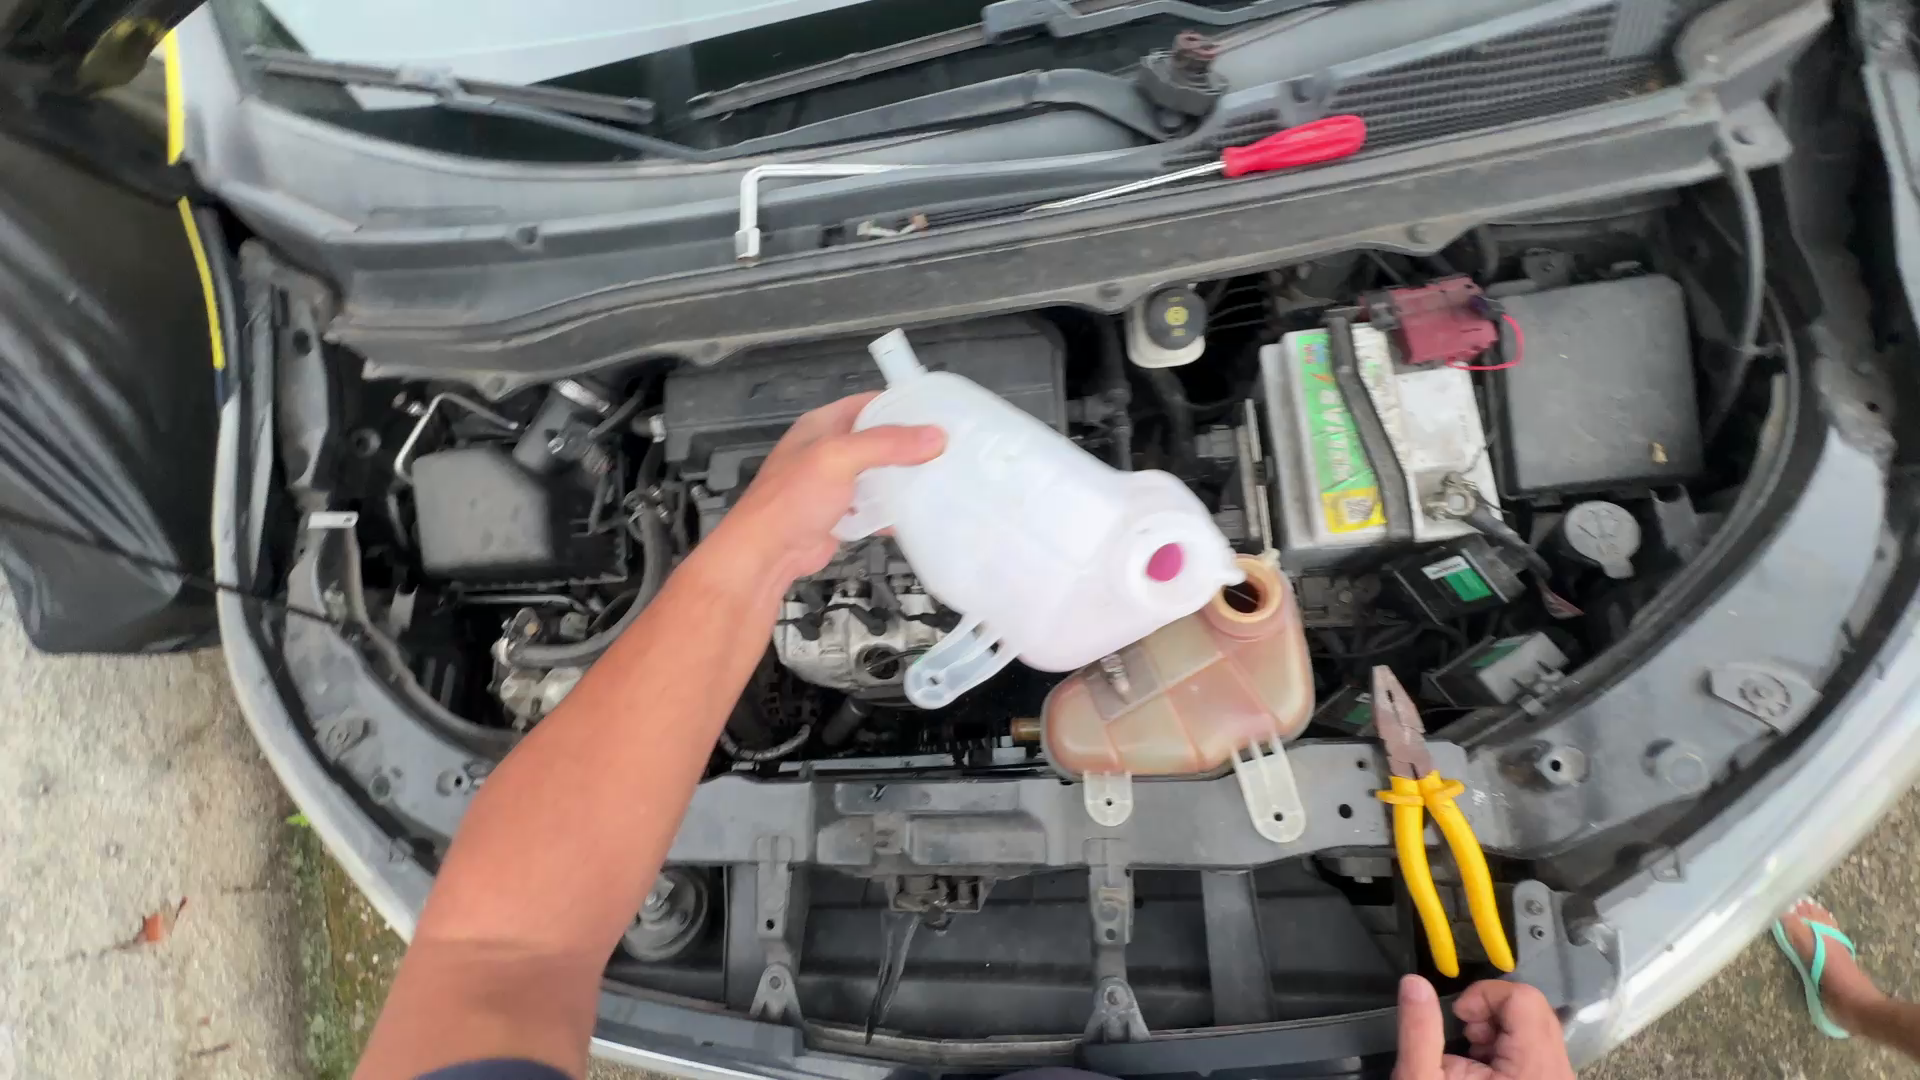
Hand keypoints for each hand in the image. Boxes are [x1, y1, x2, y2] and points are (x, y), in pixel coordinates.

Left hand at [710, 392, 943, 586]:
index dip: (902, 405)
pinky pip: (874, 506)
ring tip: (942, 479)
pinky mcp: (842, 514)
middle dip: (909, 447)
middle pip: (878, 441)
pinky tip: (918, 513)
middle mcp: (829, 451)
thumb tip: (936, 436)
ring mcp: (835, 484)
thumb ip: (888, 444)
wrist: (767, 553)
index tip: (939, 414)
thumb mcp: (840, 458)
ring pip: (879, 475)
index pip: (869, 404)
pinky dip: (893, 510)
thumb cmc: (794, 498)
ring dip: (904, 479)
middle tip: (948, 450)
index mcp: (823, 425)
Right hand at [1394, 975, 1574, 1079]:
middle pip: (1534, 1012)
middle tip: (1465, 1039)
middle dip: (1490, 1013)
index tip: (1460, 1018)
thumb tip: (1415, 983)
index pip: (1525, 1000)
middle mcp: (1560, 1079)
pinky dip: (1508, 1053)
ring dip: (1498, 1034)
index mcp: (1534, 1074)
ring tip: (1473, 1062)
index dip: (1484, 995)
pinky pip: (1540, 1054)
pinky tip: (1486, 1075)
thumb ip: (1419, 1029)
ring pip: (1537, 1032)